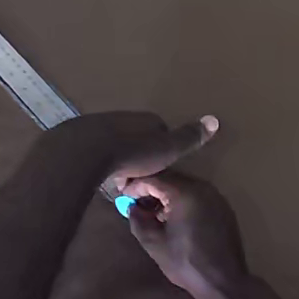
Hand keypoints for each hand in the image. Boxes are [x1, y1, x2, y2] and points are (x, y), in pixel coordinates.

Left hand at [43, 111, 218, 193]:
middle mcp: (127, 118)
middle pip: (138, 138)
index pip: (162, 133)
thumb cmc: (134, 153)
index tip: (160, 169)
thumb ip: (189, 137)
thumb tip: (215, 119)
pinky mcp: (82, 136)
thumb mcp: (168, 149)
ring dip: (119, 158)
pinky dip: (101, 160)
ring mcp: (103, 125)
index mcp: (149, 121)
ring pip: (117, 143)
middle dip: (139, 155)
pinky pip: (97, 149)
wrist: (88, 150)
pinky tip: (99, 174)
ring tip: (119, 179)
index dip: (162, 152)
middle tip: (139, 178)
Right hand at [121, 171, 250, 298]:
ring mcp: (215, 196)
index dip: (135, 186)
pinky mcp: (223, 207)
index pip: (154, 179)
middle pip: (170, 179)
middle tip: (134, 203)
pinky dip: (182, 200)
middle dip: (150, 189)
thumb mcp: (154, 243)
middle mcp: (202, 187)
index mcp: (184, 193)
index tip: (122, 197)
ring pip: (184, 186)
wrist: (223, 281)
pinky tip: (173, 217)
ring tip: (152, 212)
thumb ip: (138, 220)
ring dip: (166, 195)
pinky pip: (197, 195)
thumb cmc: (186, 262)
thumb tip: (132, 207)